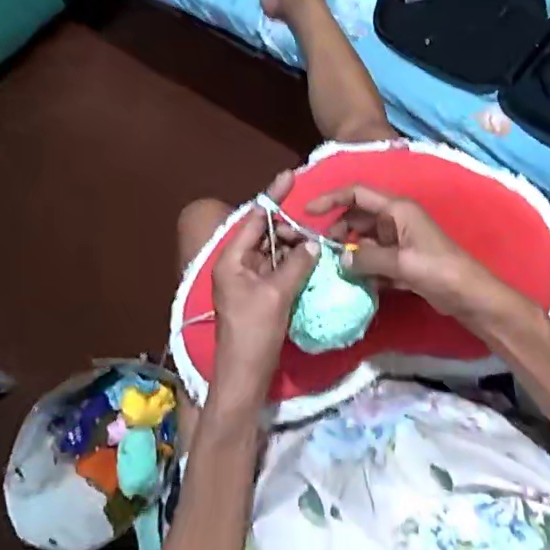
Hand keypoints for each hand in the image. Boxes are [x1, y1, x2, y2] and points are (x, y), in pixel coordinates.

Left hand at [210, 171, 316, 407]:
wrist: (244, 374)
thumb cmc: (254, 332)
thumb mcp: (278, 294)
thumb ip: (297, 263)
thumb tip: (313, 242)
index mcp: (232, 259)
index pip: (253, 218)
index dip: (273, 196)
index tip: (291, 175)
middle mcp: (237, 264)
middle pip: (264, 233)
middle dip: (288, 226)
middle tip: (315, 227)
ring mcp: (247, 279)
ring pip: (273, 250)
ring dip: (293, 245)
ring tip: (317, 242)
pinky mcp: (259, 293)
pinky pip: (277, 267)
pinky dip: (293, 262)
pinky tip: (311, 259)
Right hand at [307, 185, 519, 321]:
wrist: (470, 296)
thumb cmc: (440, 270)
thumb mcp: (401, 263)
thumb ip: (367, 259)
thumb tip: (340, 260)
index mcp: (397, 209)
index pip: (357, 194)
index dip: (331, 199)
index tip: (307, 212)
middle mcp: (395, 220)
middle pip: (357, 218)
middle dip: (338, 232)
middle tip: (322, 252)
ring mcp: (399, 241)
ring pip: (364, 241)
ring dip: (350, 253)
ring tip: (334, 270)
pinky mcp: (401, 261)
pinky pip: (374, 259)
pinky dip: (364, 268)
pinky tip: (354, 283)